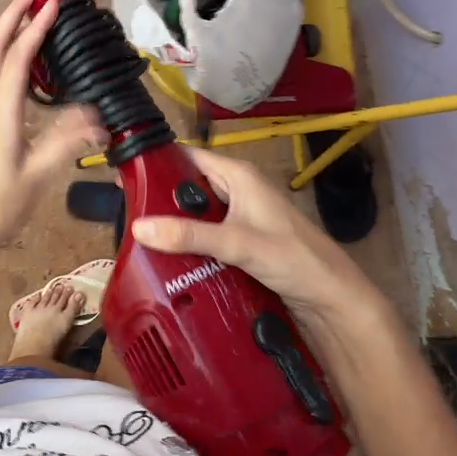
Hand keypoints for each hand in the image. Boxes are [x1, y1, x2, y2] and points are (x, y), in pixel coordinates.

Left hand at [0, 0, 106, 259]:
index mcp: (0, 115)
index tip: (53, 3)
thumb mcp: (39, 177)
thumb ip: (68, 142)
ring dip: (2, 33)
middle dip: (10, 16)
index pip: (16, 59)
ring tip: (25, 15)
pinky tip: (17, 61)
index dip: (34, 29)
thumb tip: (99, 115)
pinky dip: (0, 55)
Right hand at [130, 147, 378, 322]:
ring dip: (171, 224)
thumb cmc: (294, 258)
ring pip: (194, 212)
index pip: (186, 156)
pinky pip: (203, 235)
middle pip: (187, 185)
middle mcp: (236, 189)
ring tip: (137, 236)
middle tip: (125, 212)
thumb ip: (189, 235)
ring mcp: (238, 216)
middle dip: (158, 197)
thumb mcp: (238, 243)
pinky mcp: (240, 241)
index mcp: (238, 174)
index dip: (155, 161)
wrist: (334, 299)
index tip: (122, 174)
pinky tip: (166, 256)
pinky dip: (185, 242)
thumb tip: (139, 227)